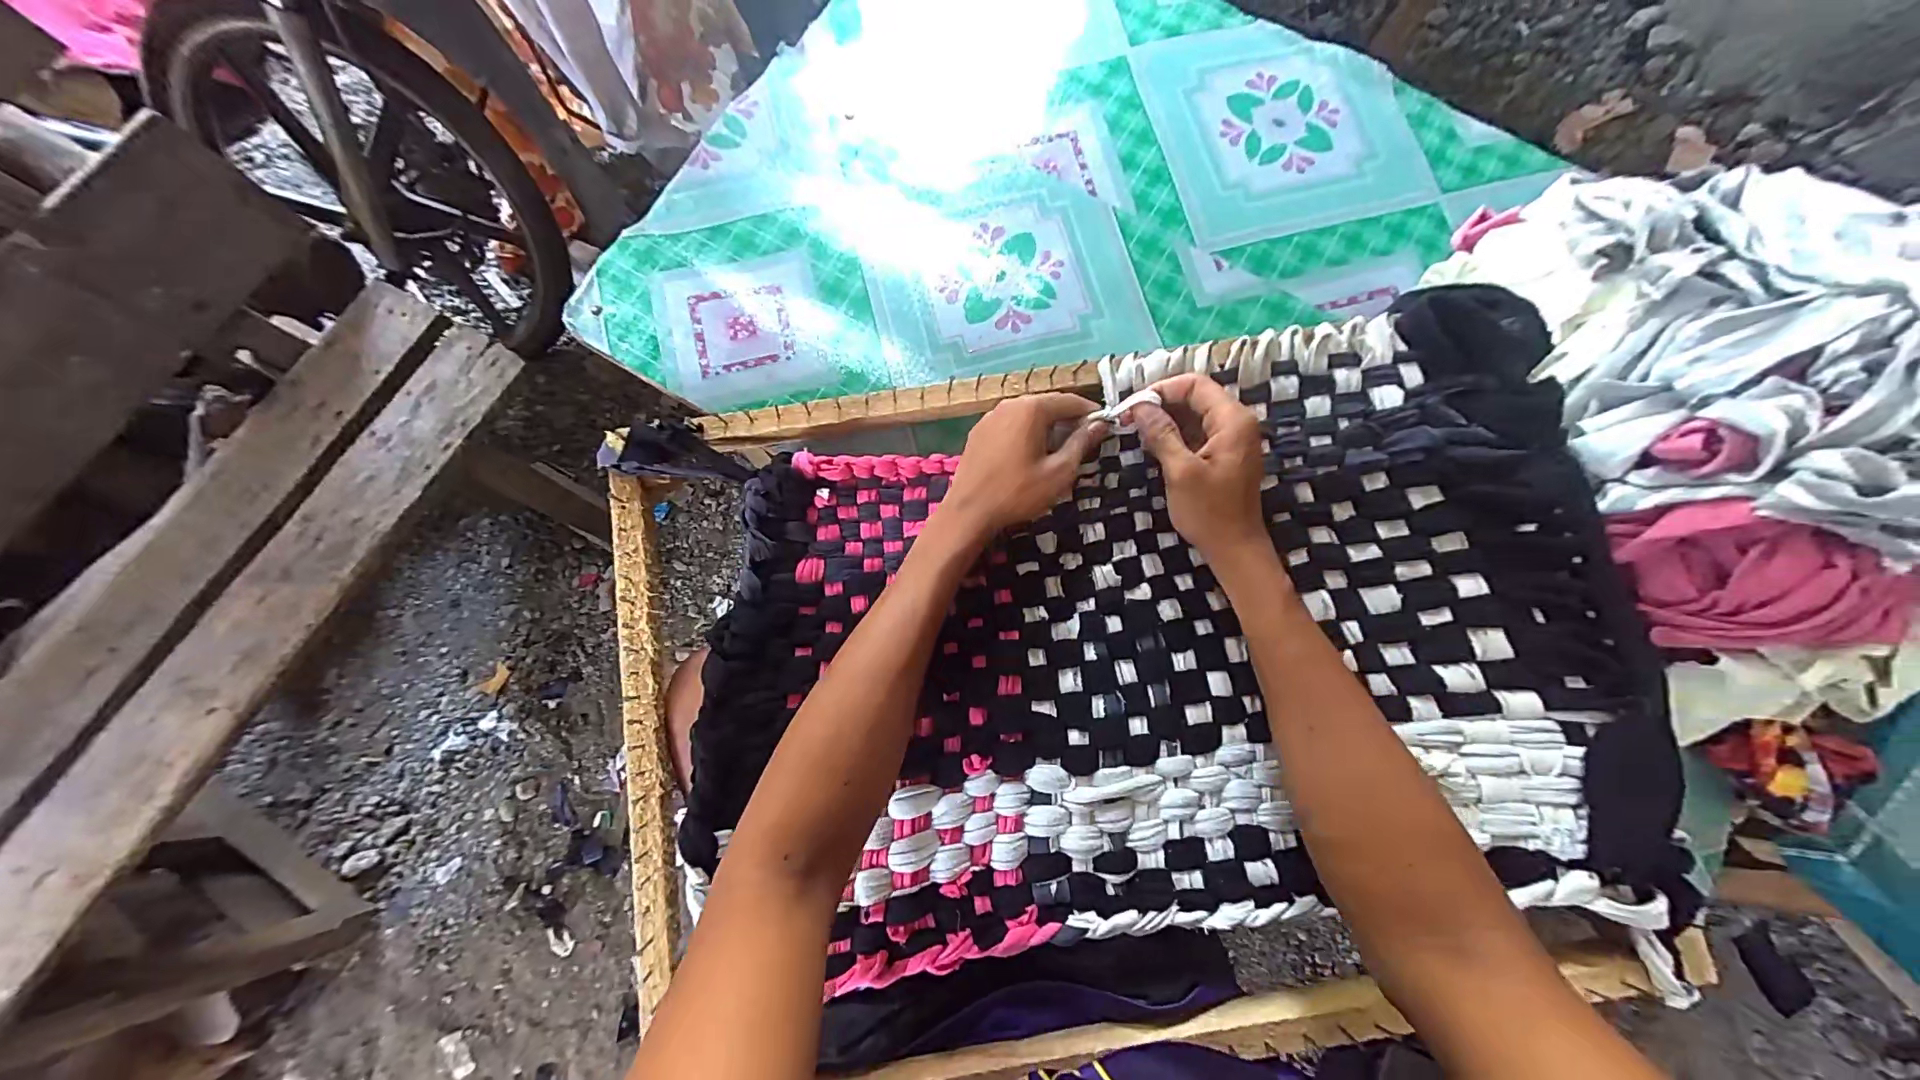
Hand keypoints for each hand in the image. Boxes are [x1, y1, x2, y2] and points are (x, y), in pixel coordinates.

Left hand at [940, 393, 1107, 541]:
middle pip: (1047, 405)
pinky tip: (1029, 455)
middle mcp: (1009, 404)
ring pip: (1027, 415)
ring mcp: (990, 417)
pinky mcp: (978, 432)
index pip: (1070, 401)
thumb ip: (1081, 443)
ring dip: (1046, 427)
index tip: (1104, 428)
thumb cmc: (1018, 493)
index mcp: (1031, 409)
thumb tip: (1100, 424)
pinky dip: (1025, 433)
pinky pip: (1010, 425)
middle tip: (1083, 444)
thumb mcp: (1059, 472)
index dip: (1090, 413)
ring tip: (1057, 452)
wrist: (968, 512)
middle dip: (1068, 421)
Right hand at [1127, 374, 1271, 566]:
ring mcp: (1232, 439)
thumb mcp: (1180, 471)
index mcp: (1232, 420)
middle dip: (1161, 403)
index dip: (1161, 389)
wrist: (1235, 548)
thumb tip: (1141, 406)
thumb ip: (1161, 434)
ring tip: (1136, 431)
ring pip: (1194, 414)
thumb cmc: (1209, 512)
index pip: (1195, 384)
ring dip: (1165, 419)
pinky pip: (1197, 432)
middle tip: (1129, 419)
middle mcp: (1237, 423)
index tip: (1133, 406)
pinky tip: (1153, 445)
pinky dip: (1175, 434)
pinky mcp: (1224, 454)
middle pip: (1195, 396)